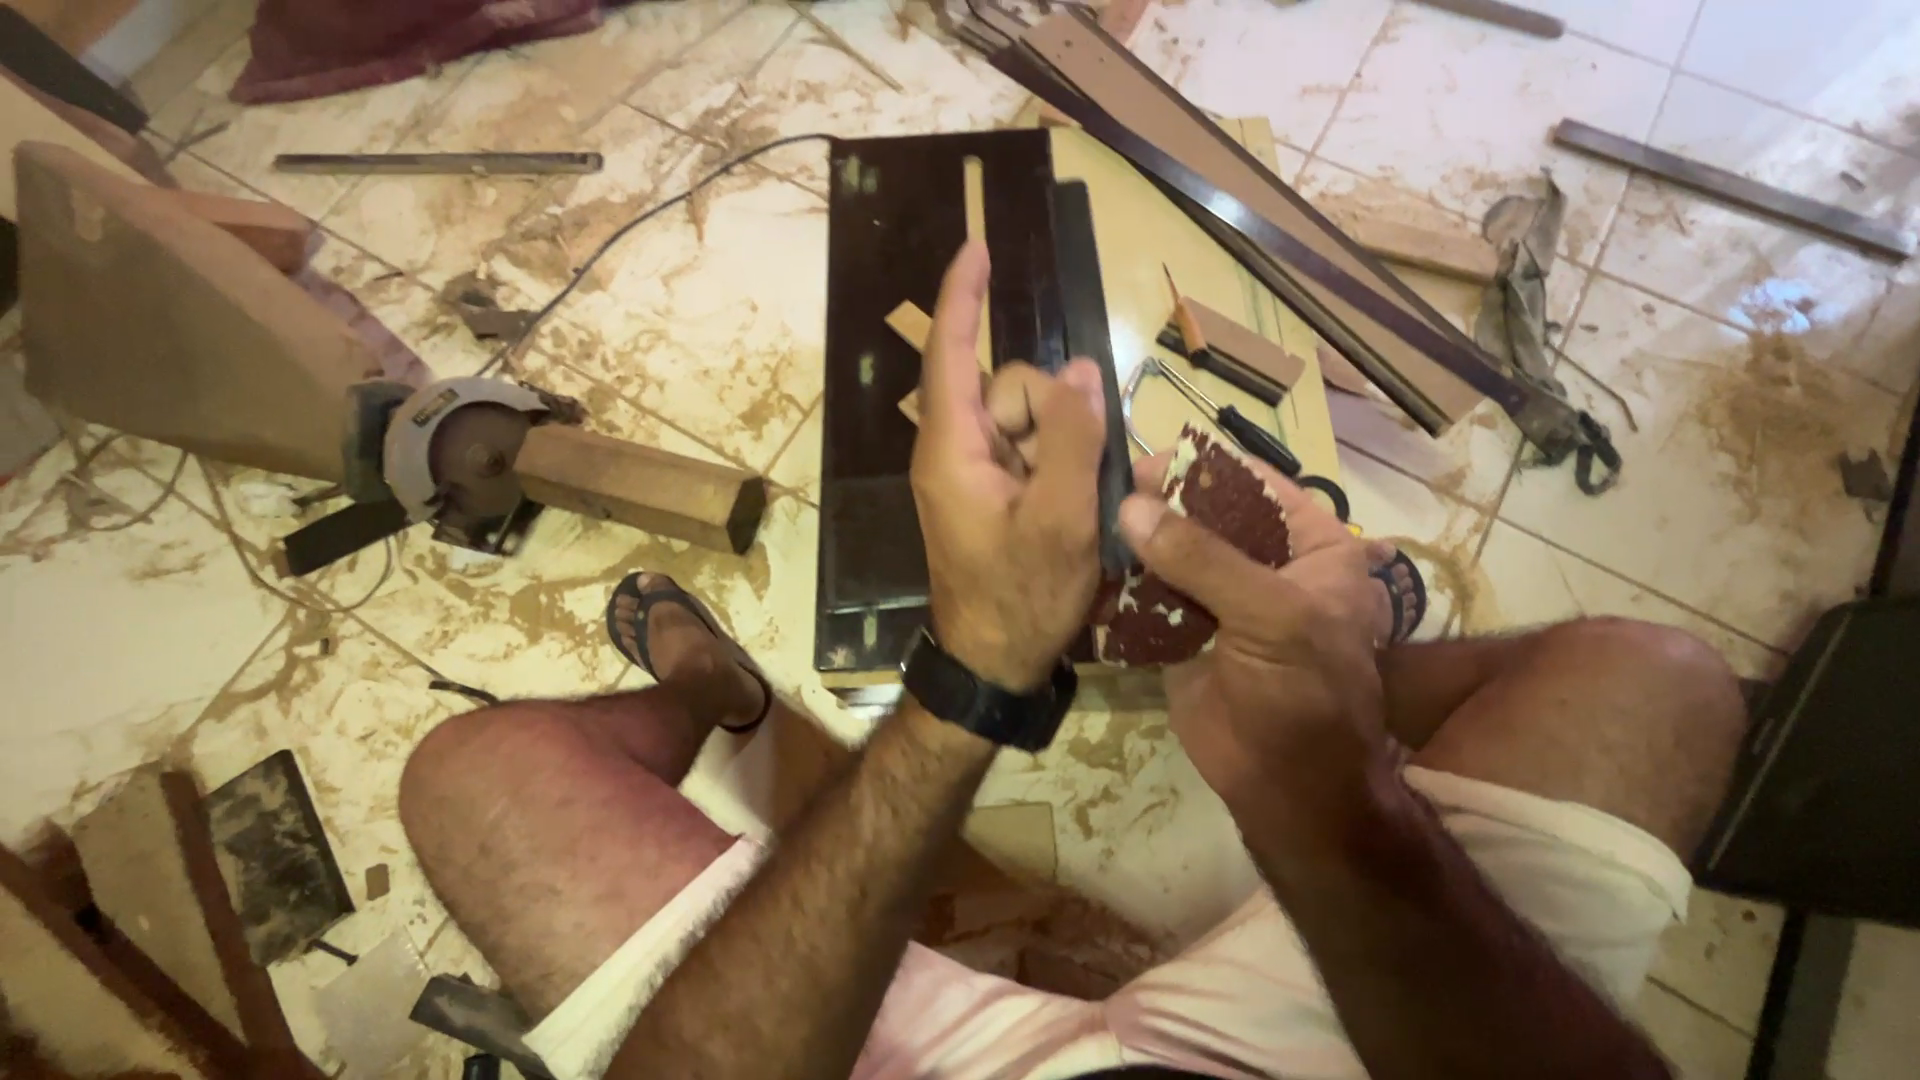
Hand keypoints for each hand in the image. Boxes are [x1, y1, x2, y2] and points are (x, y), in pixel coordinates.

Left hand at [912, 240, 1107, 690]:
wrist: (994, 662)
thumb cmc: (1020, 598)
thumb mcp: (1061, 520)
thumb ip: (1073, 440)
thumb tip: (1081, 369)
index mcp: (952, 449)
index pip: (951, 354)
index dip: (962, 298)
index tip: (977, 248)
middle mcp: (957, 450)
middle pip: (1012, 385)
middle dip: (1056, 412)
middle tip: (1078, 478)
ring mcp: (977, 472)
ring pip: (1032, 417)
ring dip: (1069, 442)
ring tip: (1086, 501)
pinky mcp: (995, 492)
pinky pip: (1035, 449)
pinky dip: (1065, 462)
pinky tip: (1086, 499)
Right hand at [1120, 451, 1392, 822]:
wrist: (1285, 785)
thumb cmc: (1303, 693)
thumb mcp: (1270, 616)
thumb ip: (1204, 558)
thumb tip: (1130, 507)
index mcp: (1308, 544)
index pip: (1252, 484)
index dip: (1200, 468)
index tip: (1139, 463)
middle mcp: (1263, 561)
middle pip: (1202, 514)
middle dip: (1154, 506)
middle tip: (1100, 496)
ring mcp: (1218, 596)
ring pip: (1169, 551)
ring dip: (1130, 544)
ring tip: (1086, 530)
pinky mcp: (1180, 628)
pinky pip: (1146, 594)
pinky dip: (1118, 585)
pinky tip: (1088, 574)